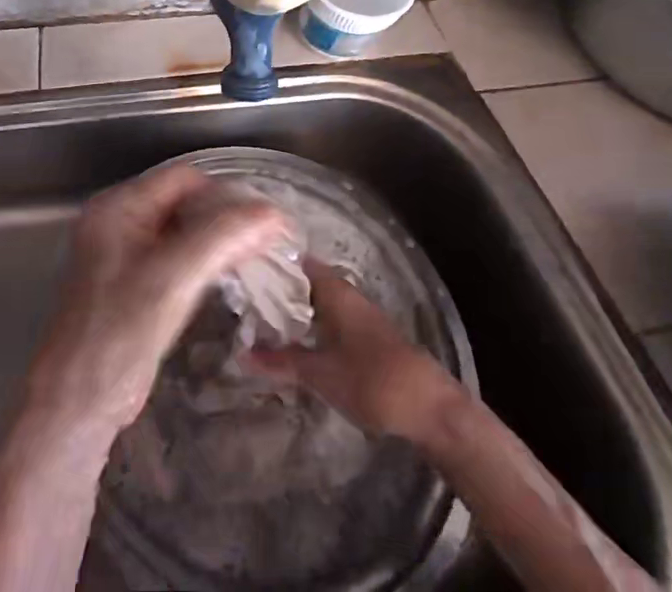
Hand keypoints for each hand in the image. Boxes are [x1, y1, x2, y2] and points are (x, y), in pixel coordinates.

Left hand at [22, 164, 290, 432]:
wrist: (78, 401)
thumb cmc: (118, 333)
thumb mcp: (172, 278)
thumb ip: (222, 238)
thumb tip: (273, 213)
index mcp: (118, 208)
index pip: (183, 179)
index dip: (226, 194)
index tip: (265, 221)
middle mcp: (119, 222)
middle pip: (184, 202)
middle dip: (226, 218)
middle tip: (270, 241)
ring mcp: (125, 254)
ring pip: (184, 231)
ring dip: (219, 241)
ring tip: (260, 257)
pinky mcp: (135, 284)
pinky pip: (177, 258)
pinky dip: (206, 262)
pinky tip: (234, 275)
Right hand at [247, 259, 466, 441]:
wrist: (430, 410)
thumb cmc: (370, 380)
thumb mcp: (318, 372)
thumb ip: (280, 360)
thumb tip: (242, 354)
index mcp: (335, 291)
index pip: (297, 262)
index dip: (272, 262)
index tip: (243, 268)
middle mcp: (347, 296)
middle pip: (306, 282)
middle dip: (277, 289)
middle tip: (242, 297)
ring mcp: (359, 317)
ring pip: (317, 303)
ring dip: (292, 310)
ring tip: (258, 319)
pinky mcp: (366, 338)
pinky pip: (328, 321)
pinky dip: (308, 326)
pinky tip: (291, 342)